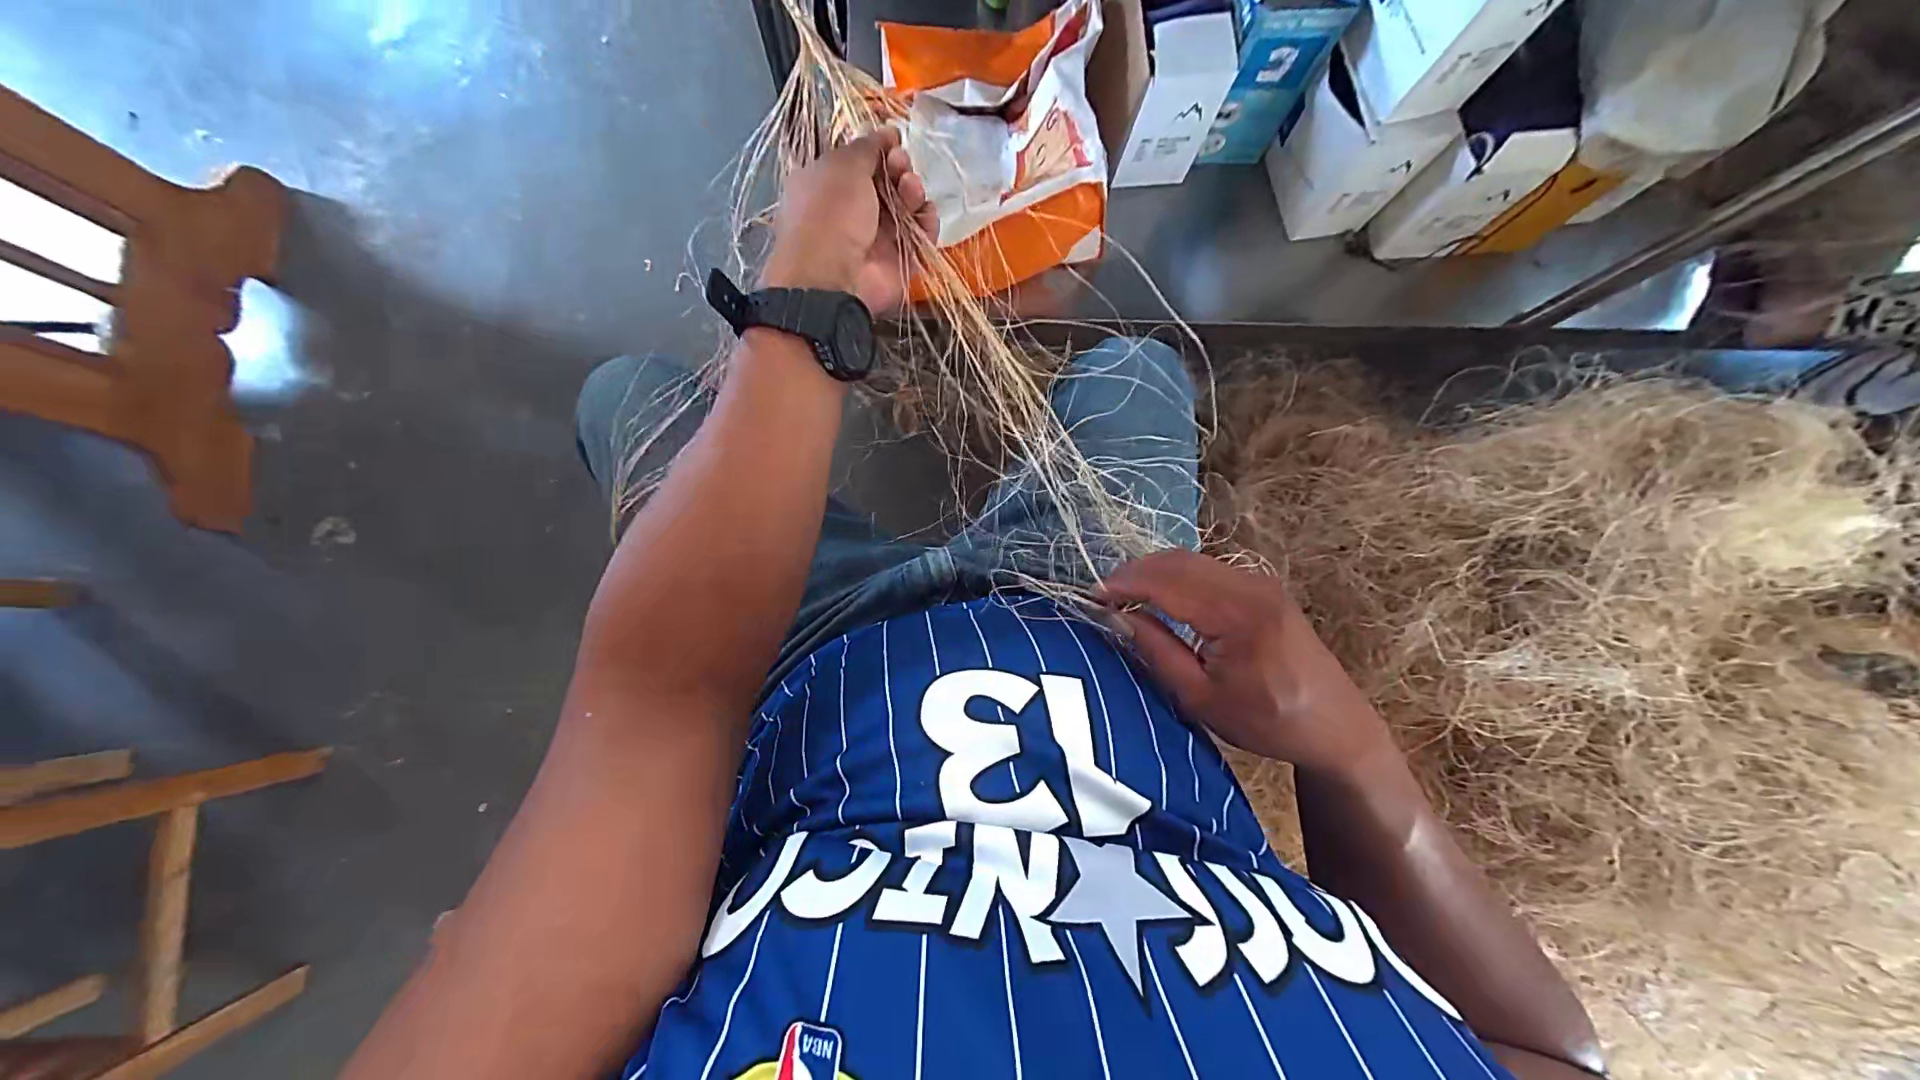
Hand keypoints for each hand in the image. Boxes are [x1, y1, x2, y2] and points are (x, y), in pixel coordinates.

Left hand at [763, 126, 935, 315]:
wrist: (833, 276)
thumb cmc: (829, 213)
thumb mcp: (843, 166)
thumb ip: (867, 147)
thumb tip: (886, 132)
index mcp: (830, 187)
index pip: (862, 163)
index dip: (880, 149)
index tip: (893, 139)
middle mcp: (853, 213)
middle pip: (888, 183)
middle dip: (899, 169)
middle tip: (900, 166)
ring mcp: (878, 240)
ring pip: (907, 209)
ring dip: (913, 192)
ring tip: (910, 190)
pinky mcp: (900, 262)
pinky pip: (921, 238)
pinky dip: (927, 223)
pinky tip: (925, 214)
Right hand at [1098, 551, 1397, 778]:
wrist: (1336, 725)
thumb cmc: (1267, 722)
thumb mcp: (1201, 698)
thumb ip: (1157, 651)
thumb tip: (1120, 616)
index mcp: (1237, 616)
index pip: (1166, 582)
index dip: (1124, 584)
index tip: (1091, 597)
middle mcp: (1250, 587)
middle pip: (1177, 561)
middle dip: (1134, 572)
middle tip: (1103, 596)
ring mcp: (1260, 582)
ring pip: (1190, 560)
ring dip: (1153, 571)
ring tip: (1124, 595)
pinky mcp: (1263, 587)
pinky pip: (1207, 568)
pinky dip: (1175, 575)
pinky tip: (1159, 595)